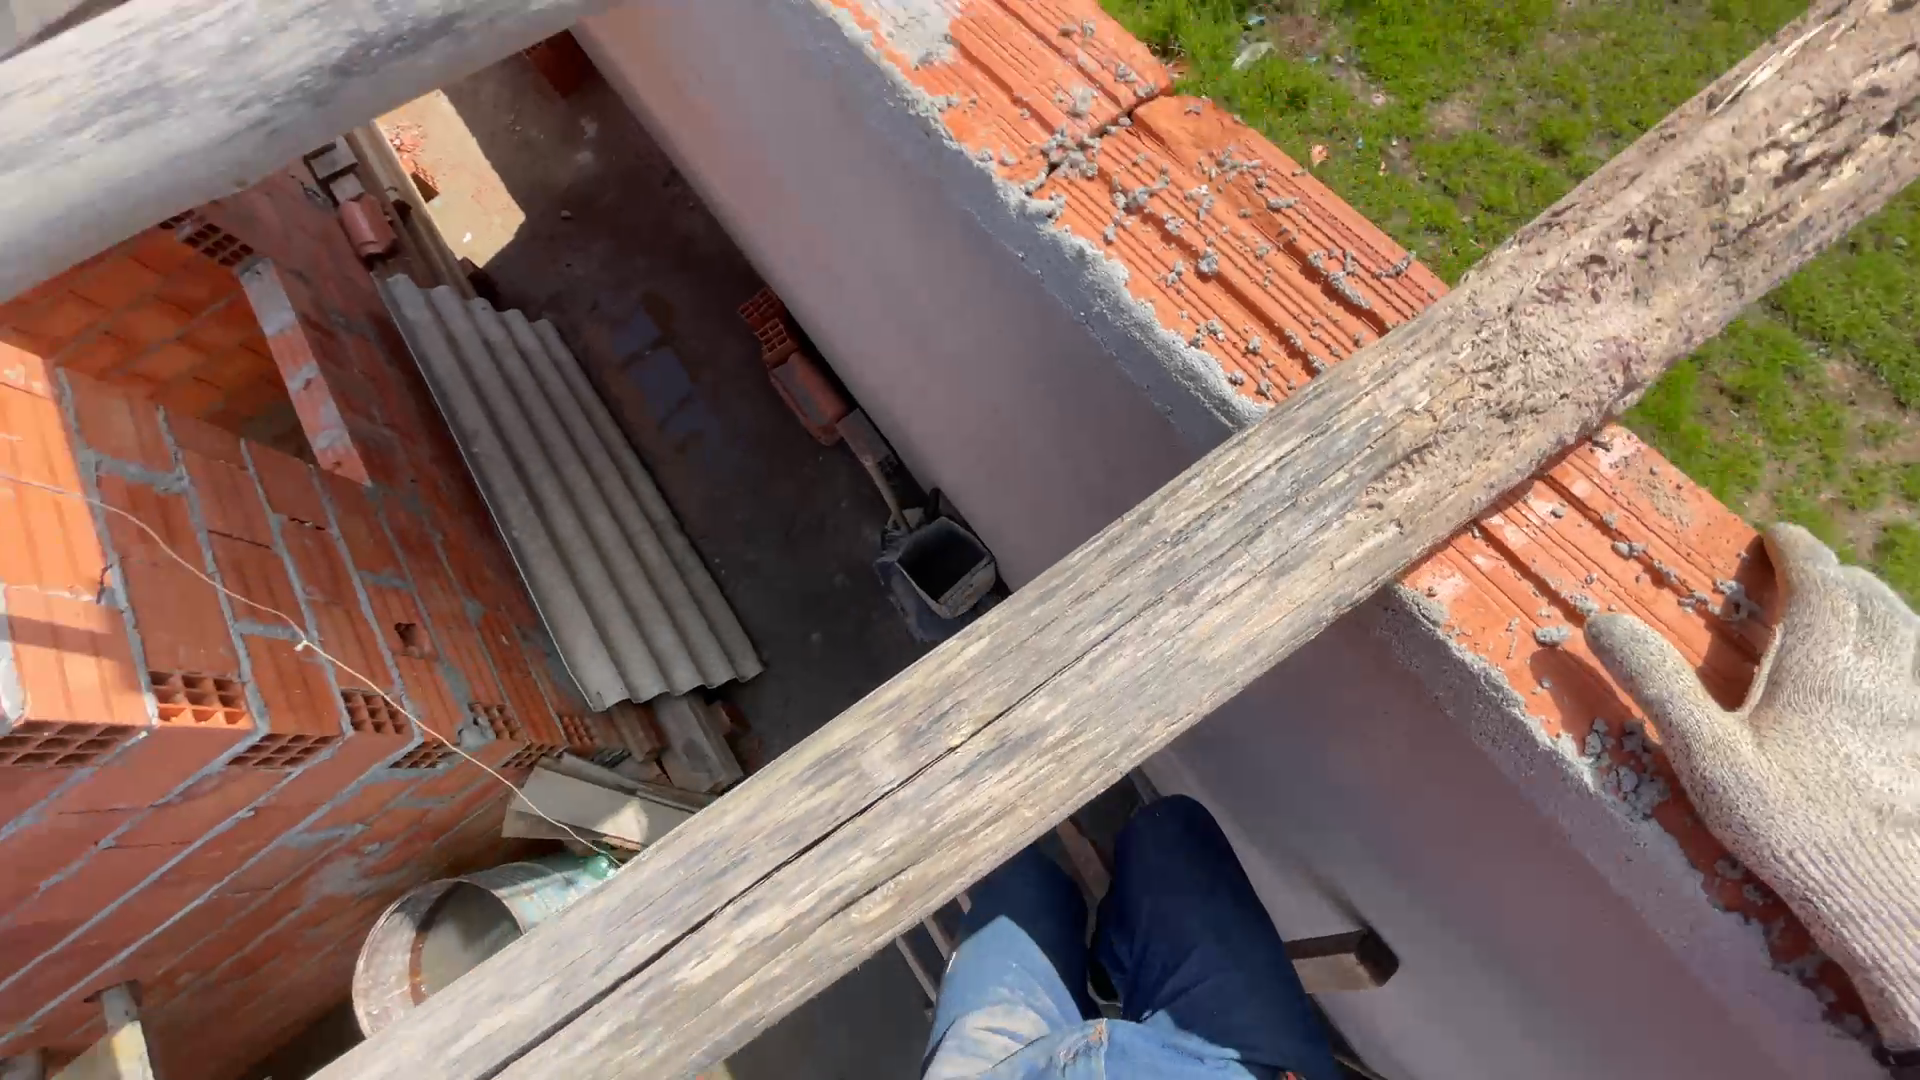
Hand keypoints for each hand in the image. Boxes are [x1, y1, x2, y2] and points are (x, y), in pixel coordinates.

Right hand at [1586, 524, 1919, 1051]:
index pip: (1821, 593)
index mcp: (1823, 675)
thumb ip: (1657, 681)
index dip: (1801, 555)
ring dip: (1889, 610)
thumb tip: (1600, 618)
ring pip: (1917, 641)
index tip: (1778, 534)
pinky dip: (1914, 657)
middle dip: (1846, 578)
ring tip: (1864, 606)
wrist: (1892, 897)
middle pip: (1880, 608)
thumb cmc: (1790, 822)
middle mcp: (1885, 684)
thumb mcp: (1705, 752)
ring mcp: (1919, 718)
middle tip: (1816, 568)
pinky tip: (1899, 676)